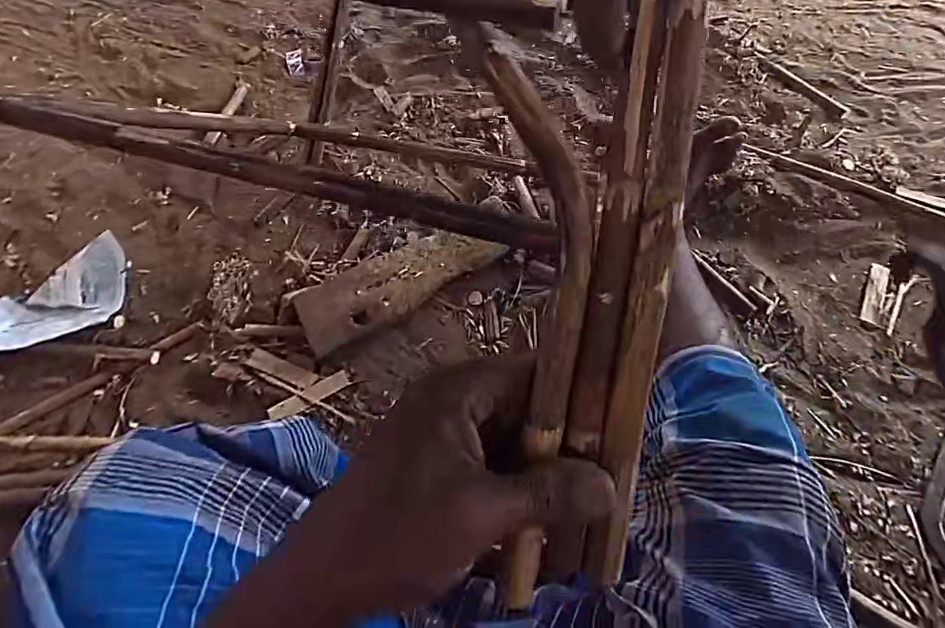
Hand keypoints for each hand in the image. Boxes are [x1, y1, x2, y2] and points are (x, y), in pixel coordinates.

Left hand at [210, 356, 614, 627]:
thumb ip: (546, 494)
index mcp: (458, 389)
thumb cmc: (401, 529)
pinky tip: (543, 525)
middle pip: (523, 408)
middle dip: (564, 444)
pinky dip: (515, 489)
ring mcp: (442, 432)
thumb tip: (608, 483)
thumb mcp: (480, 512)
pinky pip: (489, 465)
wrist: (329, 571)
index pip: (531, 372)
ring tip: (585, 507)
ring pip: (509, 441)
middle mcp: (452, 400)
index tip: (615, 424)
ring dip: (542, 472)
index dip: (574, 393)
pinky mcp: (437, 464)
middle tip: (608, 478)